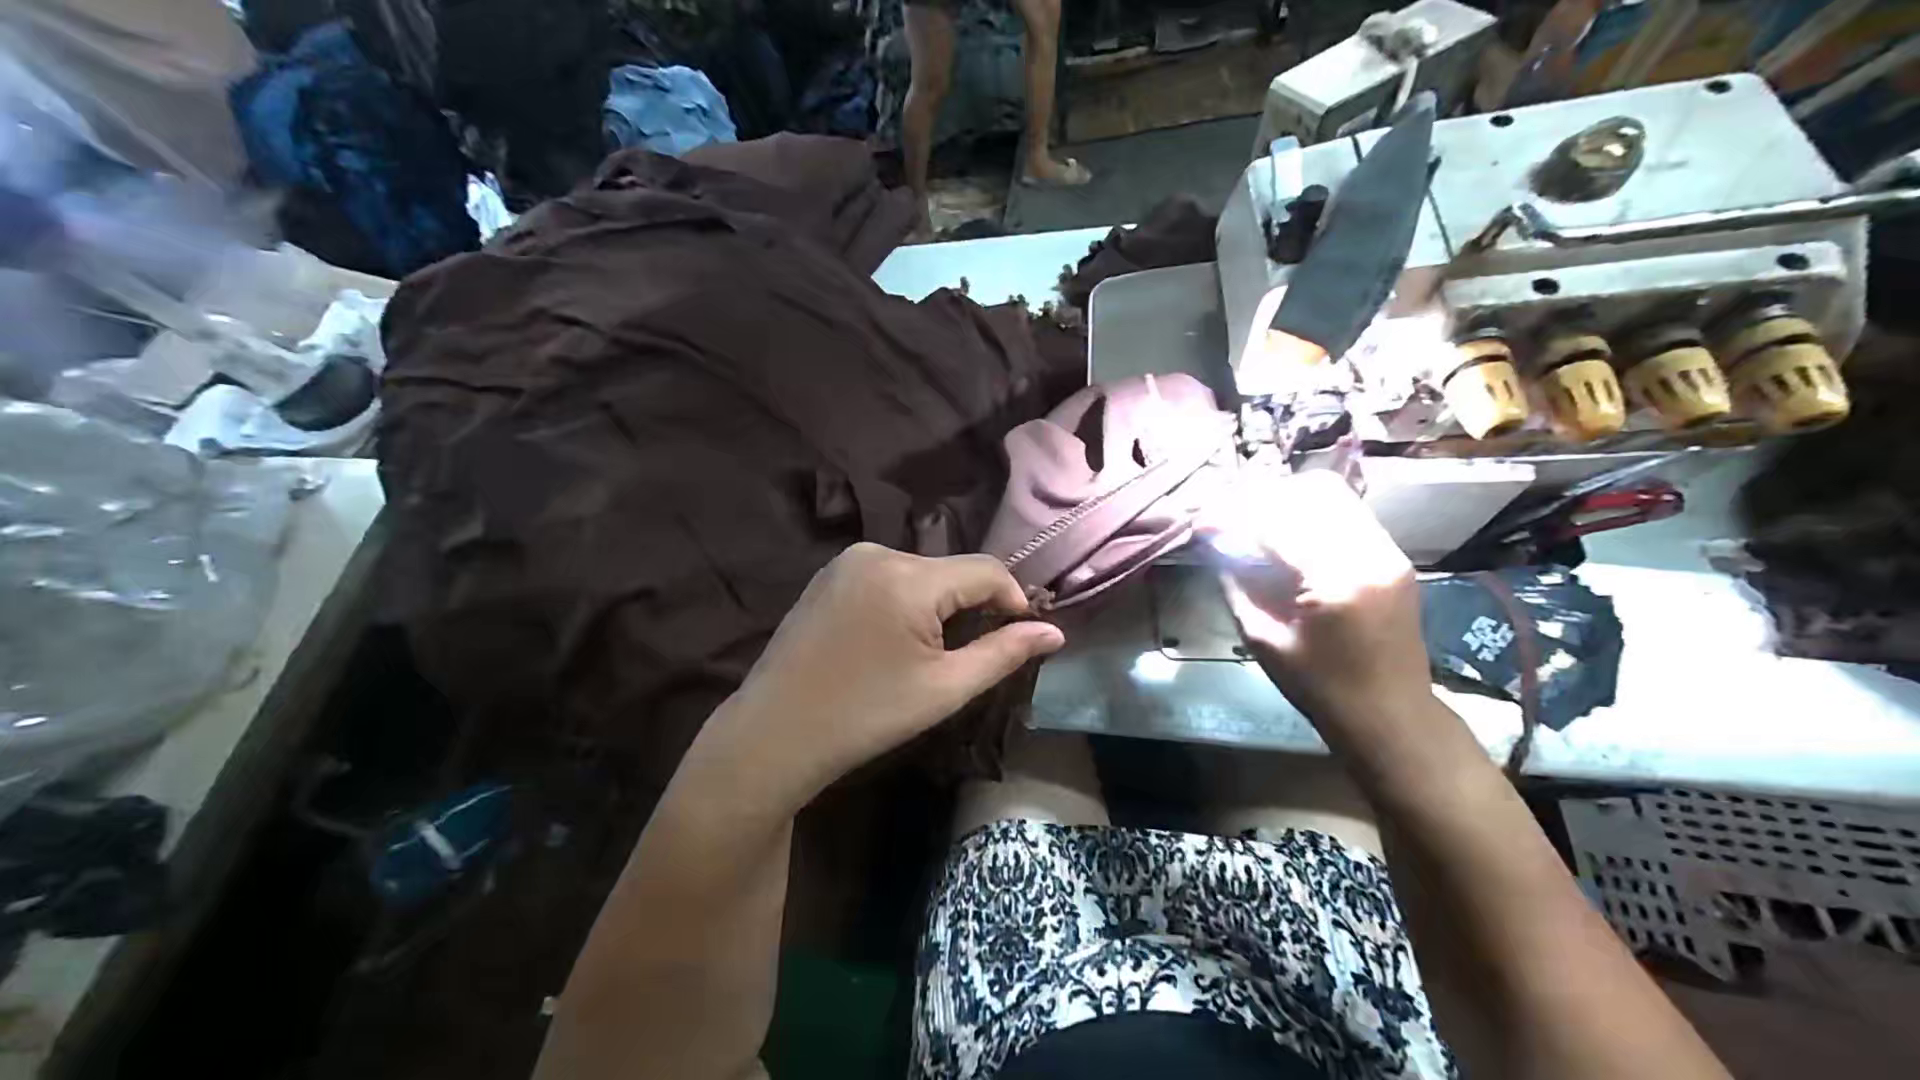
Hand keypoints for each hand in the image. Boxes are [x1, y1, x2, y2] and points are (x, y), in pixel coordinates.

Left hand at [711, 543, 1064, 803]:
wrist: (774, 734)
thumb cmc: (865, 717)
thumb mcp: (944, 690)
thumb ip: (1003, 654)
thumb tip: (1055, 633)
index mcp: (907, 578)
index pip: (986, 570)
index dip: (1014, 599)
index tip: (1022, 636)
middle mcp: (877, 553)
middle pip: (951, 570)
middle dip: (973, 606)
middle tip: (971, 655)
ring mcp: (847, 561)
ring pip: (921, 573)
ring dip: (939, 604)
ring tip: (931, 652)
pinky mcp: (829, 575)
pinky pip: (888, 576)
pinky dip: (906, 600)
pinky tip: (893, 641)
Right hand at [1210, 470, 1432, 734]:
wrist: (1390, 715)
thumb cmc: (1320, 688)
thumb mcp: (1263, 639)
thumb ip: (1236, 583)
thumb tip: (1214, 544)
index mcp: (1336, 580)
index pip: (1275, 523)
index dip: (1231, 517)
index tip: (1202, 522)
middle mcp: (1371, 553)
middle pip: (1308, 492)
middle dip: (1261, 500)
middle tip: (1229, 519)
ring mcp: (1388, 551)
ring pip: (1332, 495)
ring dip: (1286, 502)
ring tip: (1255, 524)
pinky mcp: (1393, 556)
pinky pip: (1347, 514)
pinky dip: (1310, 515)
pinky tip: (1286, 537)